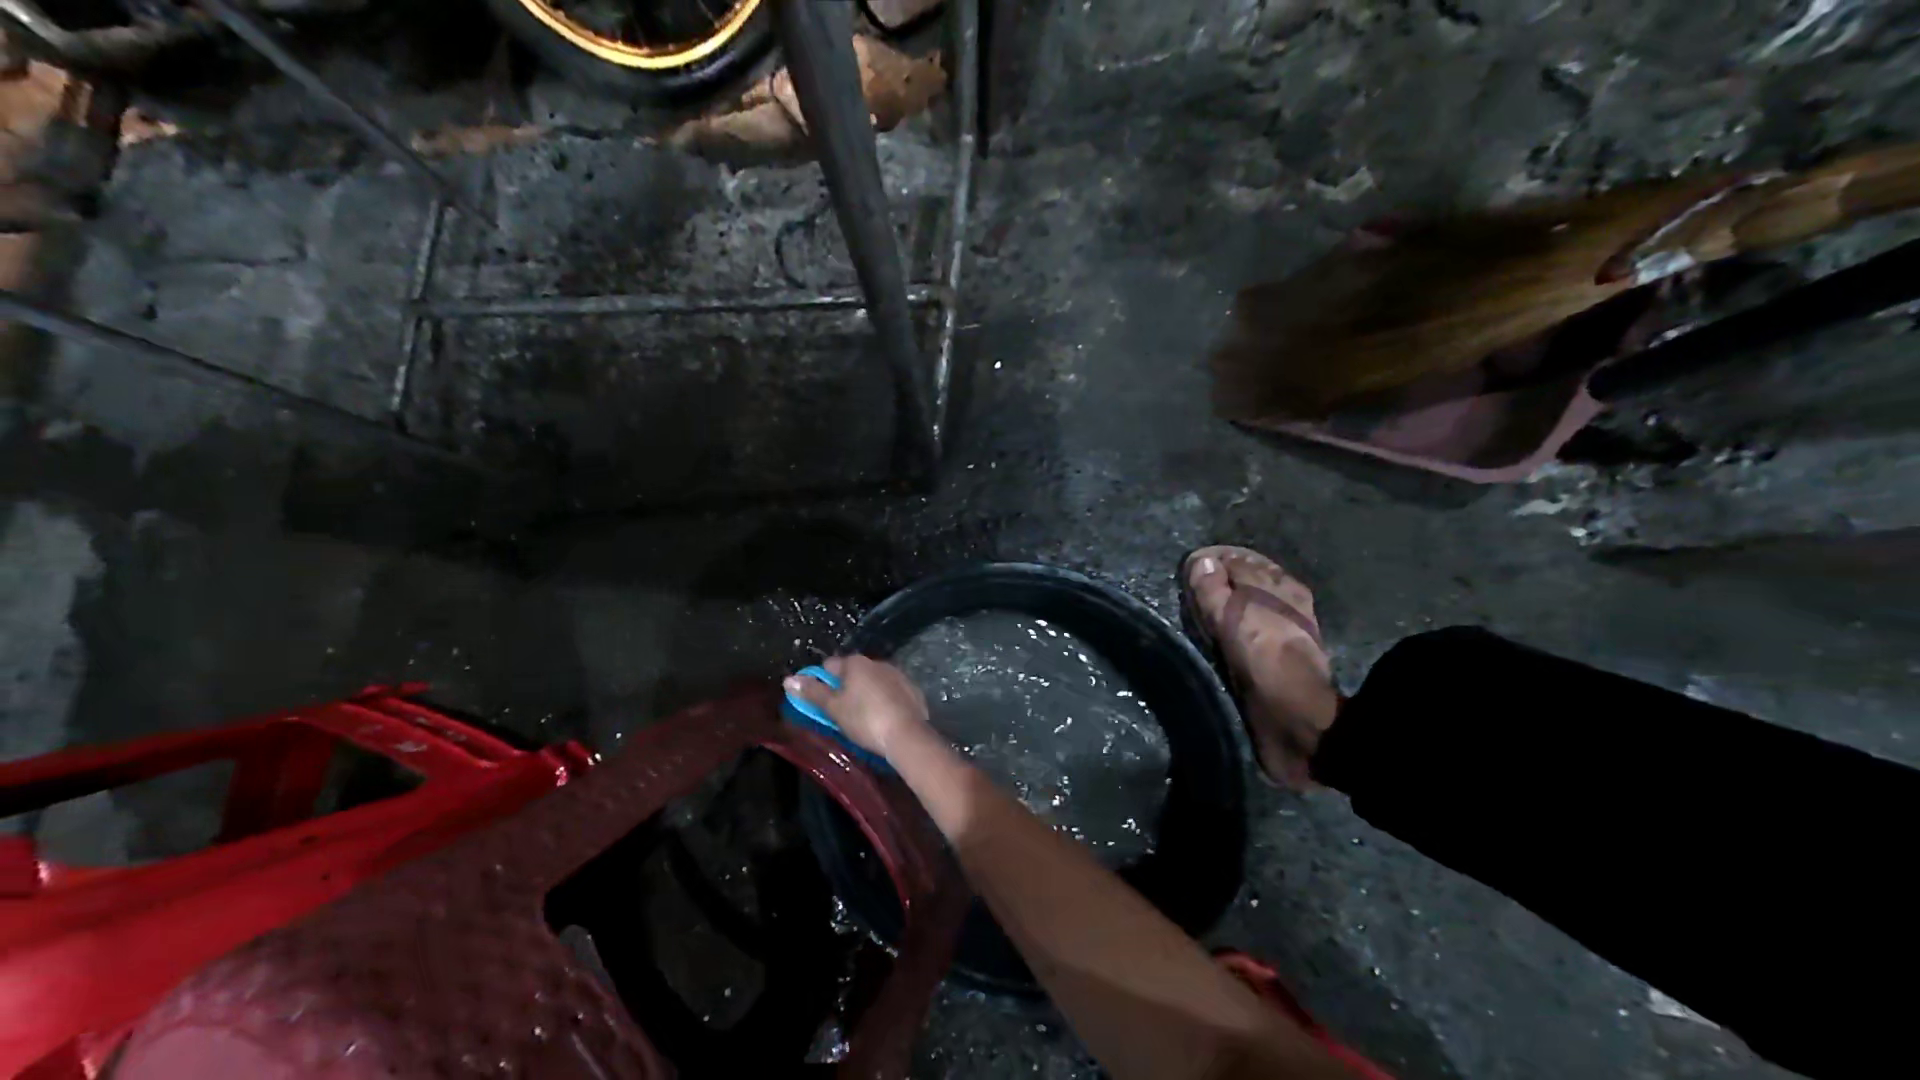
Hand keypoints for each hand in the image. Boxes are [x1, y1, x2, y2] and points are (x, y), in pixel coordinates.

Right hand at [784, 655, 933, 761]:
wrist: (907, 735)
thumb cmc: (865, 719)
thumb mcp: (834, 708)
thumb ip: (812, 692)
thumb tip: (789, 679)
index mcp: (857, 663)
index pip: (829, 665)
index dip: (820, 681)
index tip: (818, 701)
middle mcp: (878, 662)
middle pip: (852, 673)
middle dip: (844, 688)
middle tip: (838, 712)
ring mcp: (898, 675)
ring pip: (873, 682)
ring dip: (865, 694)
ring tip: (861, 718)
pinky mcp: (912, 690)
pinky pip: (891, 692)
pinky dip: (884, 701)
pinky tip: (882, 718)